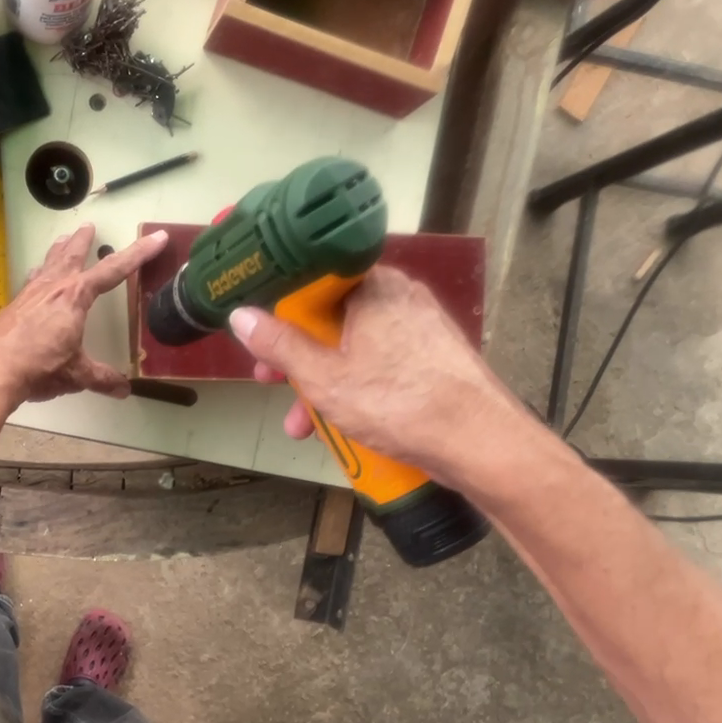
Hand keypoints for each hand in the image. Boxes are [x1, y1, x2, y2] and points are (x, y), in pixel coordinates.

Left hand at [0, 225, 167, 408]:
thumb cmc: (39, 367)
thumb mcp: (77, 374)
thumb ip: (101, 379)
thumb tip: (123, 390)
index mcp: (75, 297)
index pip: (114, 270)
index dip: (138, 255)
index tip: (158, 238)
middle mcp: (52, 288)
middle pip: (72, 256)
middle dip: (83, 242)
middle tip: (88, 227)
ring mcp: (29, 295)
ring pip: (48, 264)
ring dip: (58, 251)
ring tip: (62, 241)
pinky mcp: (13, 307)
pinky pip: (31, 282)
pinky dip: (38, 274)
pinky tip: (35, 278)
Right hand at [230, 265, 529, 482]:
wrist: (479, 441)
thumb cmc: (398, 403)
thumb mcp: (323, 378)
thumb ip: (279, 345)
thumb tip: (242, 315)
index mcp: (372, 287)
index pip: (312, 281)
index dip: (279, 311)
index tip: (261, 338)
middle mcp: (398, 297)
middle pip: (329, 318)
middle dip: (298, 359)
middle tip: (273, 384)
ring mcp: (418, 328)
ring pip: (352, 347)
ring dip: (322, 384)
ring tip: (305, 425)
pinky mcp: (431, 358)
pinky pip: (378, 364)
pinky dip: (354, 388)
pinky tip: (343, 422)